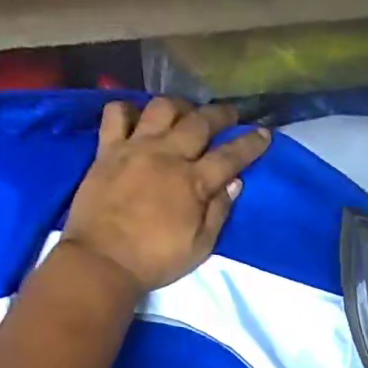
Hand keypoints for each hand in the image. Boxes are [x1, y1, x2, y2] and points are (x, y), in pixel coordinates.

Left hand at [58, 97, 272, 293]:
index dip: (250, 144)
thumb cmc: (155, 261)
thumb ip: (218, 213)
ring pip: (162, 108)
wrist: (103, 261)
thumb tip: (234, 183)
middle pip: (199, 122)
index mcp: (193, 182)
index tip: (264, 133)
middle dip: (220, 114)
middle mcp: (167, 155)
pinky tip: (138, 118)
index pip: (230, 156)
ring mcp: (135, 148)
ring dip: (179, 106)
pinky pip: (116, 114)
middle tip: (230, 114)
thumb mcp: (199, 248)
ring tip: (186, 112)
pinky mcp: (107, 150)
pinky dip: (129, 110)